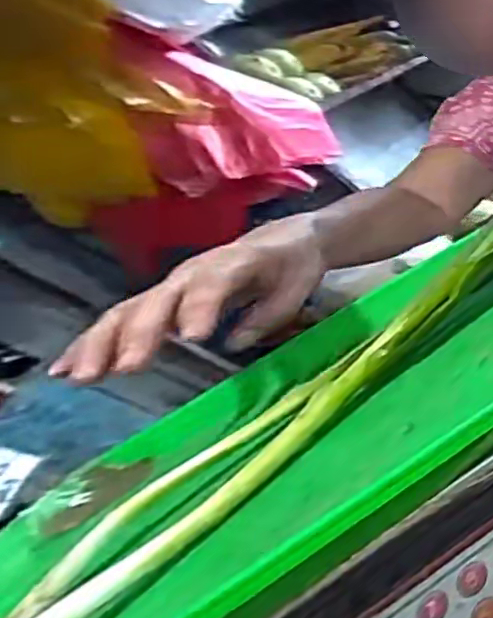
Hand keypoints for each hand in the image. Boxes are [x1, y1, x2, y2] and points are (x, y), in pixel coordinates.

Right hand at [51, 221, 327, 381]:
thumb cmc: (295, 265)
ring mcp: (170, 284)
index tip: (195, 338)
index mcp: (234, 265)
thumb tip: (235, 343)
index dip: (199, 310)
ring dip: (100, 344)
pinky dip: (92, 342)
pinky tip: (68, 368)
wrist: (285, 240)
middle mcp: (192, 273)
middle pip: (156, 303)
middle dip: (138, 336)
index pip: (210, 288)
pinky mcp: (159, 296)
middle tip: (128, 369)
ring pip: (126, 311)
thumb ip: (271, 314)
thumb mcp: (298, 286)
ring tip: (83, 377)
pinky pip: (120, 318)